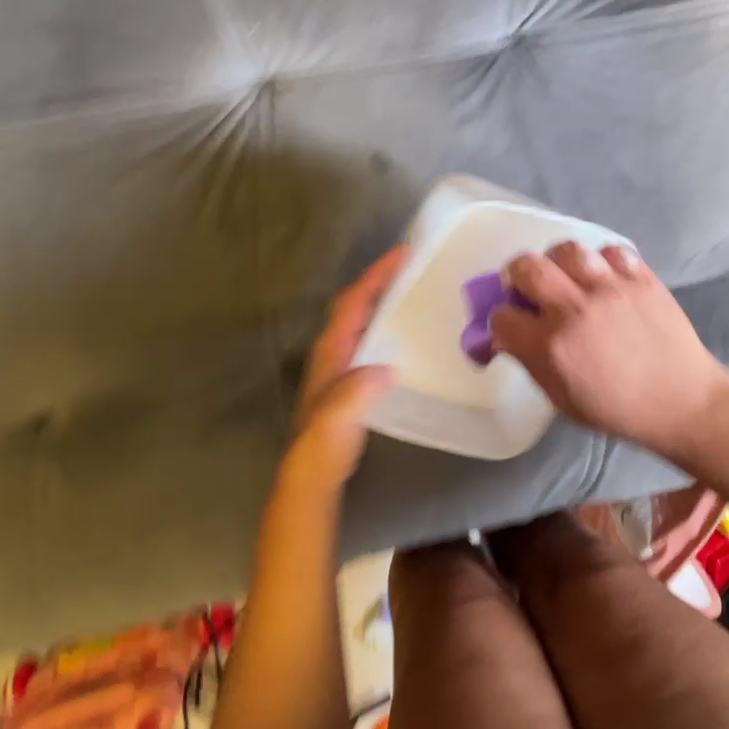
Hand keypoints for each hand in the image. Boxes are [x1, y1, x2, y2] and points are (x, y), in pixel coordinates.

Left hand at [281, 245, 406, 491]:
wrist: (312, 473)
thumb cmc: (323, 444)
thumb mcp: (338, 417)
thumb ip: (357, 391)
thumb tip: (386, 369)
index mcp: (330, 351)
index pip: (352, 302)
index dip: (375, 276)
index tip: (402, 255)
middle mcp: (333, 350)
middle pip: (355, 304)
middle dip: (381, 282)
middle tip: (414, 267)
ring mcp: (340, 365)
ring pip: (362, 321)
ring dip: (384, 302)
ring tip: (416, 292)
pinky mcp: (351, 381)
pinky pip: (370, 340)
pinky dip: (387, 327)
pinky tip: (408, 336)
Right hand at [489, 242, 728, 459]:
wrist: (683, 402)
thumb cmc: (617, 409)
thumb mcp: (561, 398)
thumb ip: (531, 362)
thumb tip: (508, 337)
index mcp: (552, 345)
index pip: (502, 316)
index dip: (500, 322)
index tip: (510, 326)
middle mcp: (575, 309)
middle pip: (526, 267)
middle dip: (516, 276)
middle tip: (525, 288)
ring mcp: (610, 288)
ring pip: (567, 250)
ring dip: (557, 262)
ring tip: (565, 276)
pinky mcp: (641, 278)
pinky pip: (611, 251)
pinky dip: (602, 261)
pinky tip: (603, 278)